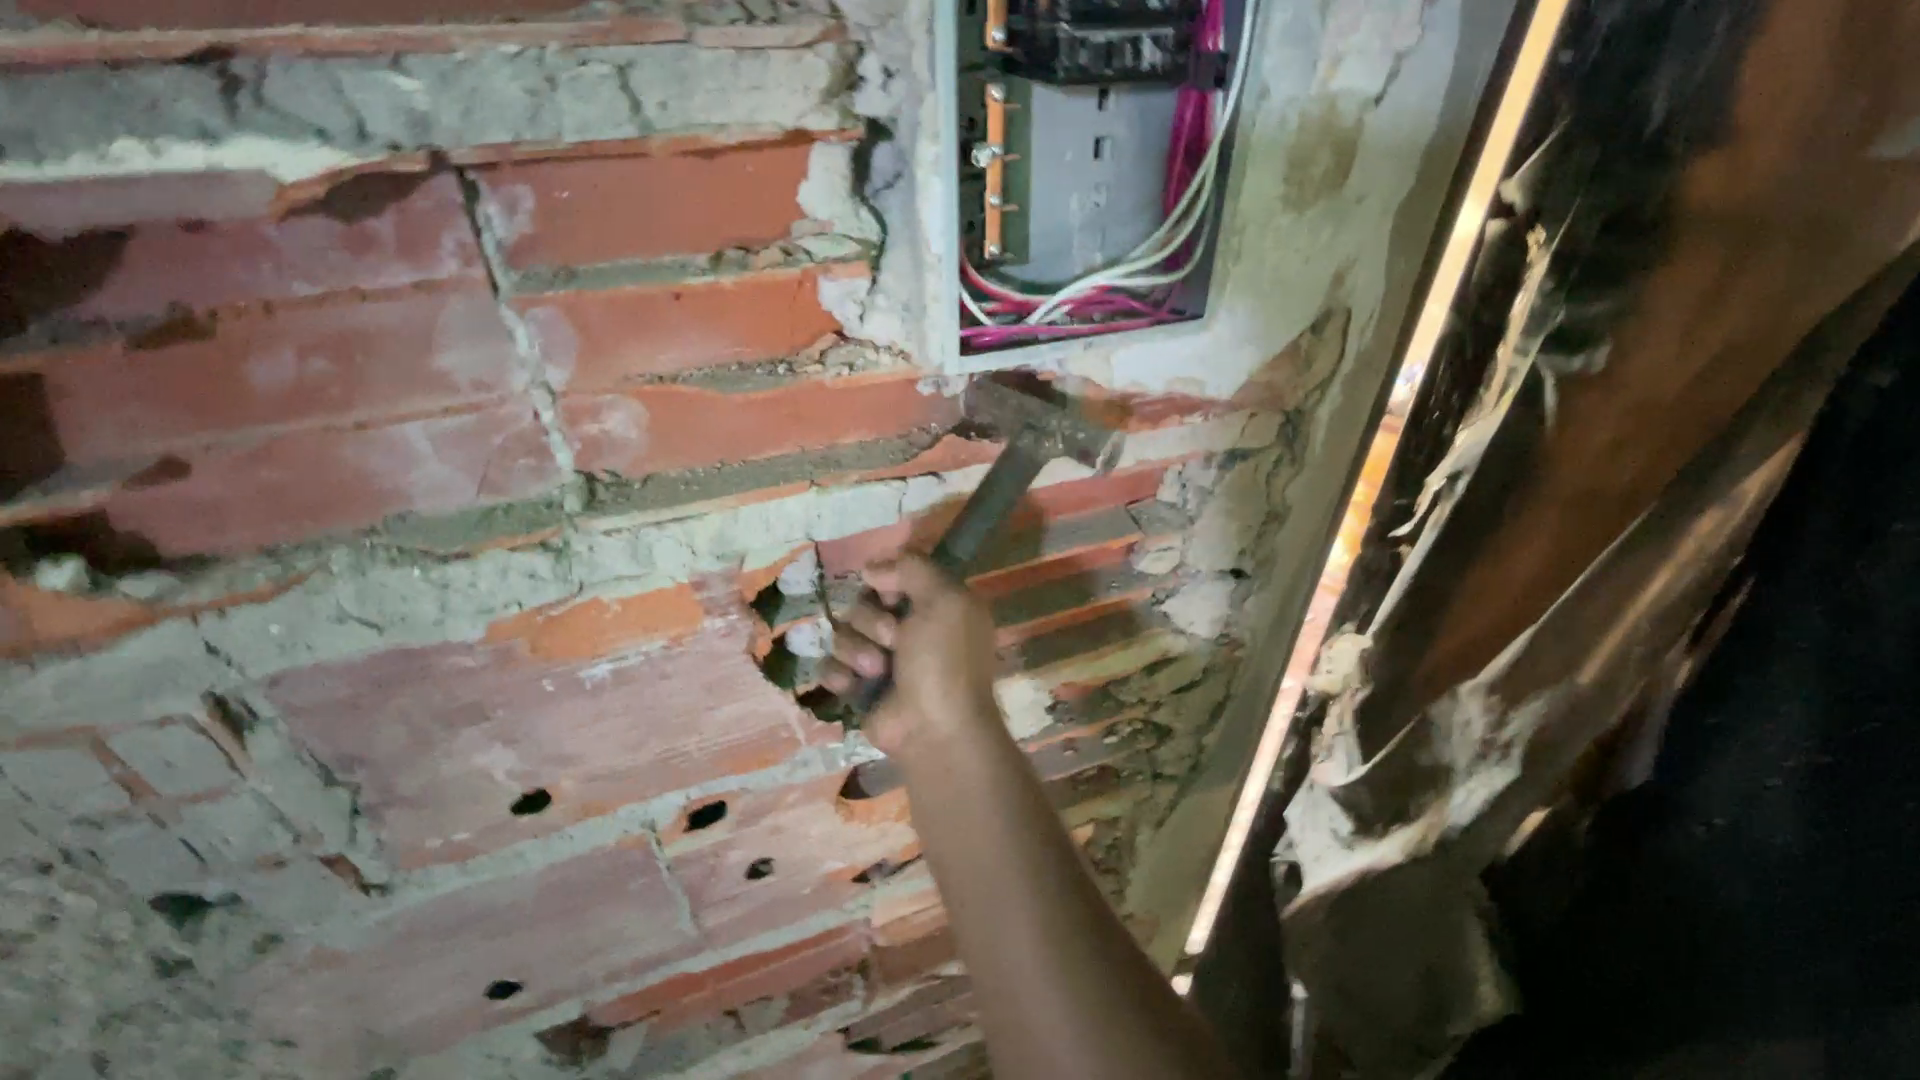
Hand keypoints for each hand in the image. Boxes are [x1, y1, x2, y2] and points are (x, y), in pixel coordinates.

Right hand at [818, 554, 1002, 759]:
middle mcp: (906, 629)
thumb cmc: (945, 661)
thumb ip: (912, 567)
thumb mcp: (945, 599)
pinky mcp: (857, 687)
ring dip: (857, 650)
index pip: (892, 576)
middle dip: (872, 621)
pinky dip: (839, 673)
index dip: (886, 582)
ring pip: (842, 633)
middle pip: (861, 603)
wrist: (934, 729)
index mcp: (933, 606)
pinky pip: (829, 664)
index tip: (891, 595)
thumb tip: (871, 568)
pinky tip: (853, 685)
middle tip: (894, 642)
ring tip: (878, 671)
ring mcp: (880, 659)